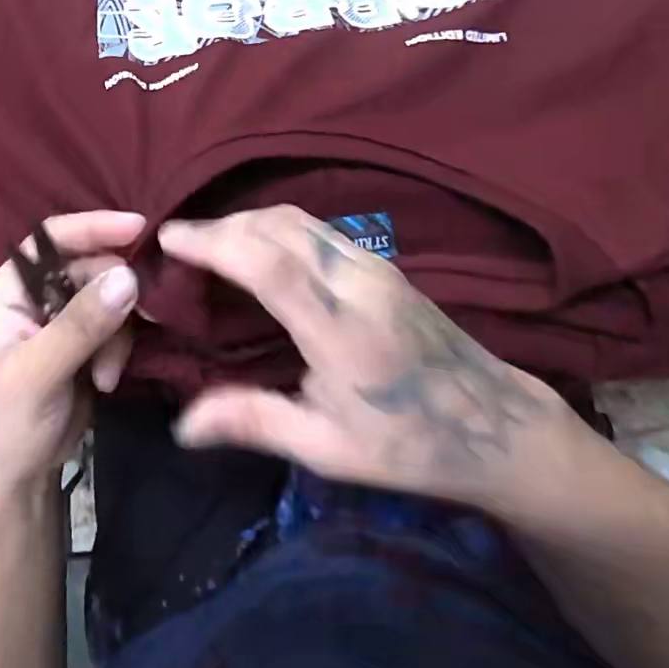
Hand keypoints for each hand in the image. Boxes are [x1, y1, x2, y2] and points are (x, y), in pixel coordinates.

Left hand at [0, 211, 144, 499]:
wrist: (14, 478)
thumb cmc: (6, 422)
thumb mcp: (39, 372)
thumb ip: (81, 325)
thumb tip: (127, 276)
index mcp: (9, 289)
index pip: (51, 240)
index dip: (92, 227)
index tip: (139, 227)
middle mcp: (35, 296)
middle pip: (89, 267)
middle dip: (114, 295)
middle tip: (140, 317)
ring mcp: (62, 320)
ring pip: (109, 297)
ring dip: (117, 333)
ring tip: (106, 373)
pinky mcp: (85, 344)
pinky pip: (116, 326)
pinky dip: (119, 349)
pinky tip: (106, 381)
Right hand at [161, 206, 590, 513]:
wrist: (500, 427)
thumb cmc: (410, 446)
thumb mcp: (328, 449)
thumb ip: (253, 423)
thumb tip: (182, 425)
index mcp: (344, 332)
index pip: (270, 266)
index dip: (214, 244)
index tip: (168, 239)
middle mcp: (359, 283)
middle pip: (276, 226)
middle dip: (218, 227)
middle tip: (178, 245)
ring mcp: (373, 265)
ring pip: (293, 218)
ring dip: (242, 221)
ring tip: (206, 243)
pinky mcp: (378, 261)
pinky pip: (310, 225)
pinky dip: (268, 225)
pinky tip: (251, 246)